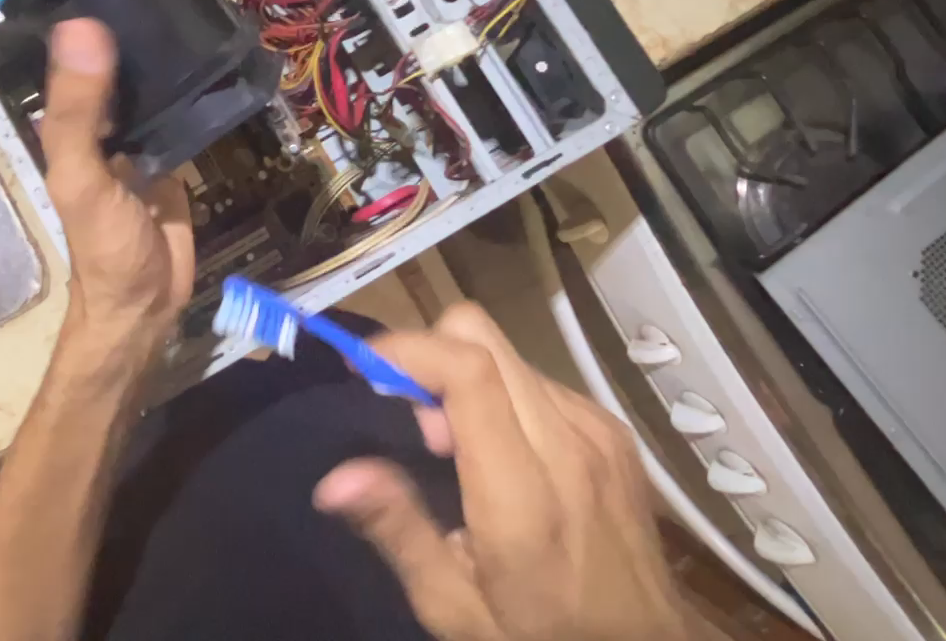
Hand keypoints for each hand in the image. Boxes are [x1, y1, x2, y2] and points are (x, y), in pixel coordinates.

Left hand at [40, 19, 195, 355]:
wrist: (146, 303)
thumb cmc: (103, 245)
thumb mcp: (82, 177)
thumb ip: (79, 112)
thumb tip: (81, 28)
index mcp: (69, 123)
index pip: (75, 56)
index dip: (90, 14)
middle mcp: (102, 122)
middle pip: (117, 64)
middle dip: (136, 27)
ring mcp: (140, 136)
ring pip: (151, 84)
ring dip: (166, 54)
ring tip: (196, 6)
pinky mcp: (174, 153)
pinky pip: (181, 112)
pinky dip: (193, 90)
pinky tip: (214, 60)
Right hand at [313, 303, 683, 640]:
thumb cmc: (542, 636)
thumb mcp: (455, 606)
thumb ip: (398, 529)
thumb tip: (335, 479)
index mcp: (524, 494)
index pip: (468, 370)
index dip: (407, 350)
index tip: (364, 368)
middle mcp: (567, 443)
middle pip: (479, 336)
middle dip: (426, 356)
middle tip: (413, 420)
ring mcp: (596, 428)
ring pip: (502, 349)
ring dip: (461, 375)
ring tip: (456, 446)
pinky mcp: (610, 426)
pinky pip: (532, 374)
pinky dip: (497, 391)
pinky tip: (500, 449)